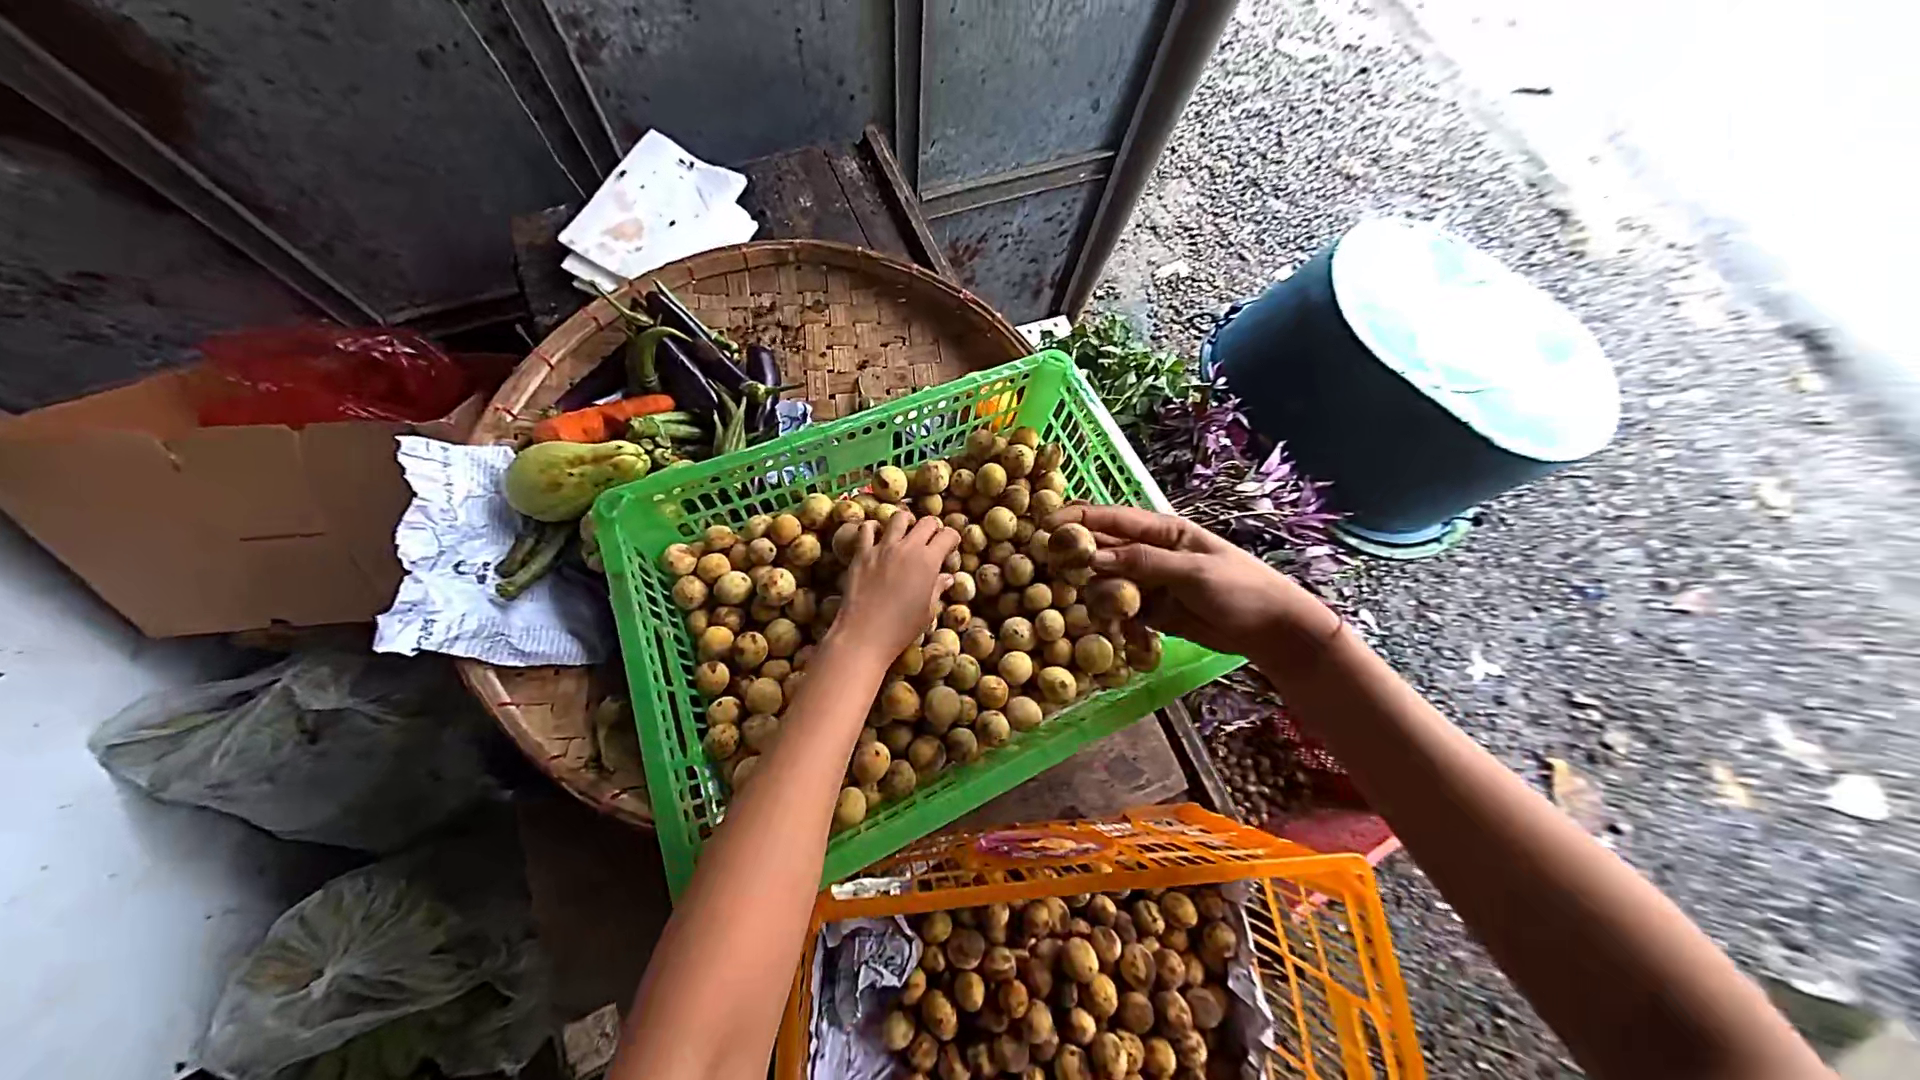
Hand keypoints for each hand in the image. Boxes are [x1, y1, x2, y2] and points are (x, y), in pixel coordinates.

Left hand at [824, 511, 958, 662]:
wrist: (864, 633)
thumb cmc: (901, 627)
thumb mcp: (927, 611)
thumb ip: (937, 589)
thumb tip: (946, 577)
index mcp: (928, 561)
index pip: (947, 535)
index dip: (952, 538)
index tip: (950, 546)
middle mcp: (907, 547)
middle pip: (926, 522)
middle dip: (933, 527)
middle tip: (931, 539)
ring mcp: (882, 547)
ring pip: (898, 518)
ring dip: (907, 521)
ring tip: (906, 530)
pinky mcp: (862, 553)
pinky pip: (867, 529)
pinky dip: (873, 527)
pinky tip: (877, 534)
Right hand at [1046, 504, 1340, 668]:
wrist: (1272, 630)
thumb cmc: (1240, 589)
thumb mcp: (1192, 571)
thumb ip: (1143, 563)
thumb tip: (1092, 557)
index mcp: (1163, 530)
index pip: (1112, 518)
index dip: (1077, 519)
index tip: (1044, 525)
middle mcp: (1150, 552)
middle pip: (1103, 548)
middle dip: (1075, 554)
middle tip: (1042, 564)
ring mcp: (1149, 582)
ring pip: (1107, 579)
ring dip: (1088, 586)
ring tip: (1062, 595)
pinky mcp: (1151, 610)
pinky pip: (1119, 606)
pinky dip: (1105, 611)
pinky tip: (1089, 618)